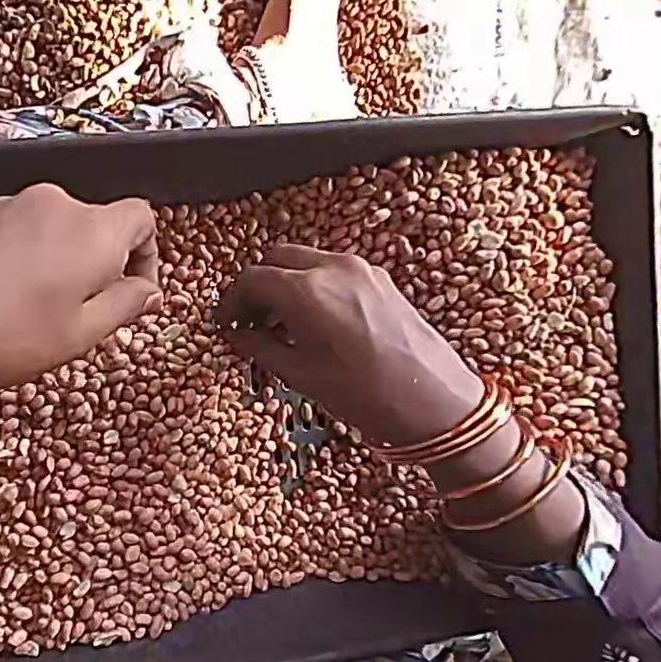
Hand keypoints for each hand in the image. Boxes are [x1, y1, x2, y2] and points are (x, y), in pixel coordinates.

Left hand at [0, 182, 161, 396]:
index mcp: (91, 230)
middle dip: (102, 267)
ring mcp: (7, 206)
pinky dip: (25, 262)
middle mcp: (53, 205)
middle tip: (83, 317)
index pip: (143, 218)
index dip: (149, 256)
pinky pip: (18, 234)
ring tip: (34, 316)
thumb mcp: (77, 335)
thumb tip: (149, 291)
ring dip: (61, 266)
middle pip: (98, 226)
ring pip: (56, 232)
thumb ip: (124, 306)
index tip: (136, 293)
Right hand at [218, 244, 480, 444]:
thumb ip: (261, 347)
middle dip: (257, 286)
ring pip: (304, 261)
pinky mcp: (379, 279)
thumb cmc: (365, 395)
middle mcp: (333, 268)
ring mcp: (360, 269)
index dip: (232, 301)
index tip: (226, 322)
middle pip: (276, 259)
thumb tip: (237, 335)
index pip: (252, 279)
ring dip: (284, 284)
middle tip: (249, 320)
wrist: (435, 402)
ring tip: (278, 324)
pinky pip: (331, 270)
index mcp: (306, 292)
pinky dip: (311, 285)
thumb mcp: (301, 375)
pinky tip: (311, 321)